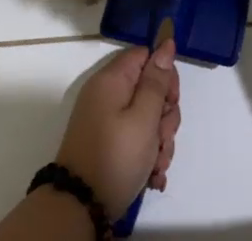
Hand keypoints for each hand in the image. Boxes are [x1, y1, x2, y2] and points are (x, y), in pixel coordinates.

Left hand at [54, 40, 181, 213]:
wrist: (80, 206)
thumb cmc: (116, 156)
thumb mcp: (144, 117)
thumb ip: (157, 81)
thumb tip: (166, 44)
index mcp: (112, 81)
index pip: (146, 56)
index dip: (165, 74)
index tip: (172, 101)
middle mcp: (108, 95)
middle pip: (149, 89)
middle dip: (165, 116)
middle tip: (163, 138)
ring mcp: (107, 120)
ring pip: (147, 117)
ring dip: (160, 140)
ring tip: (157, 165)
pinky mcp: (109, 142)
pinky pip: (136, 137)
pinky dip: (148, 153)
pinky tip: (152, 174)